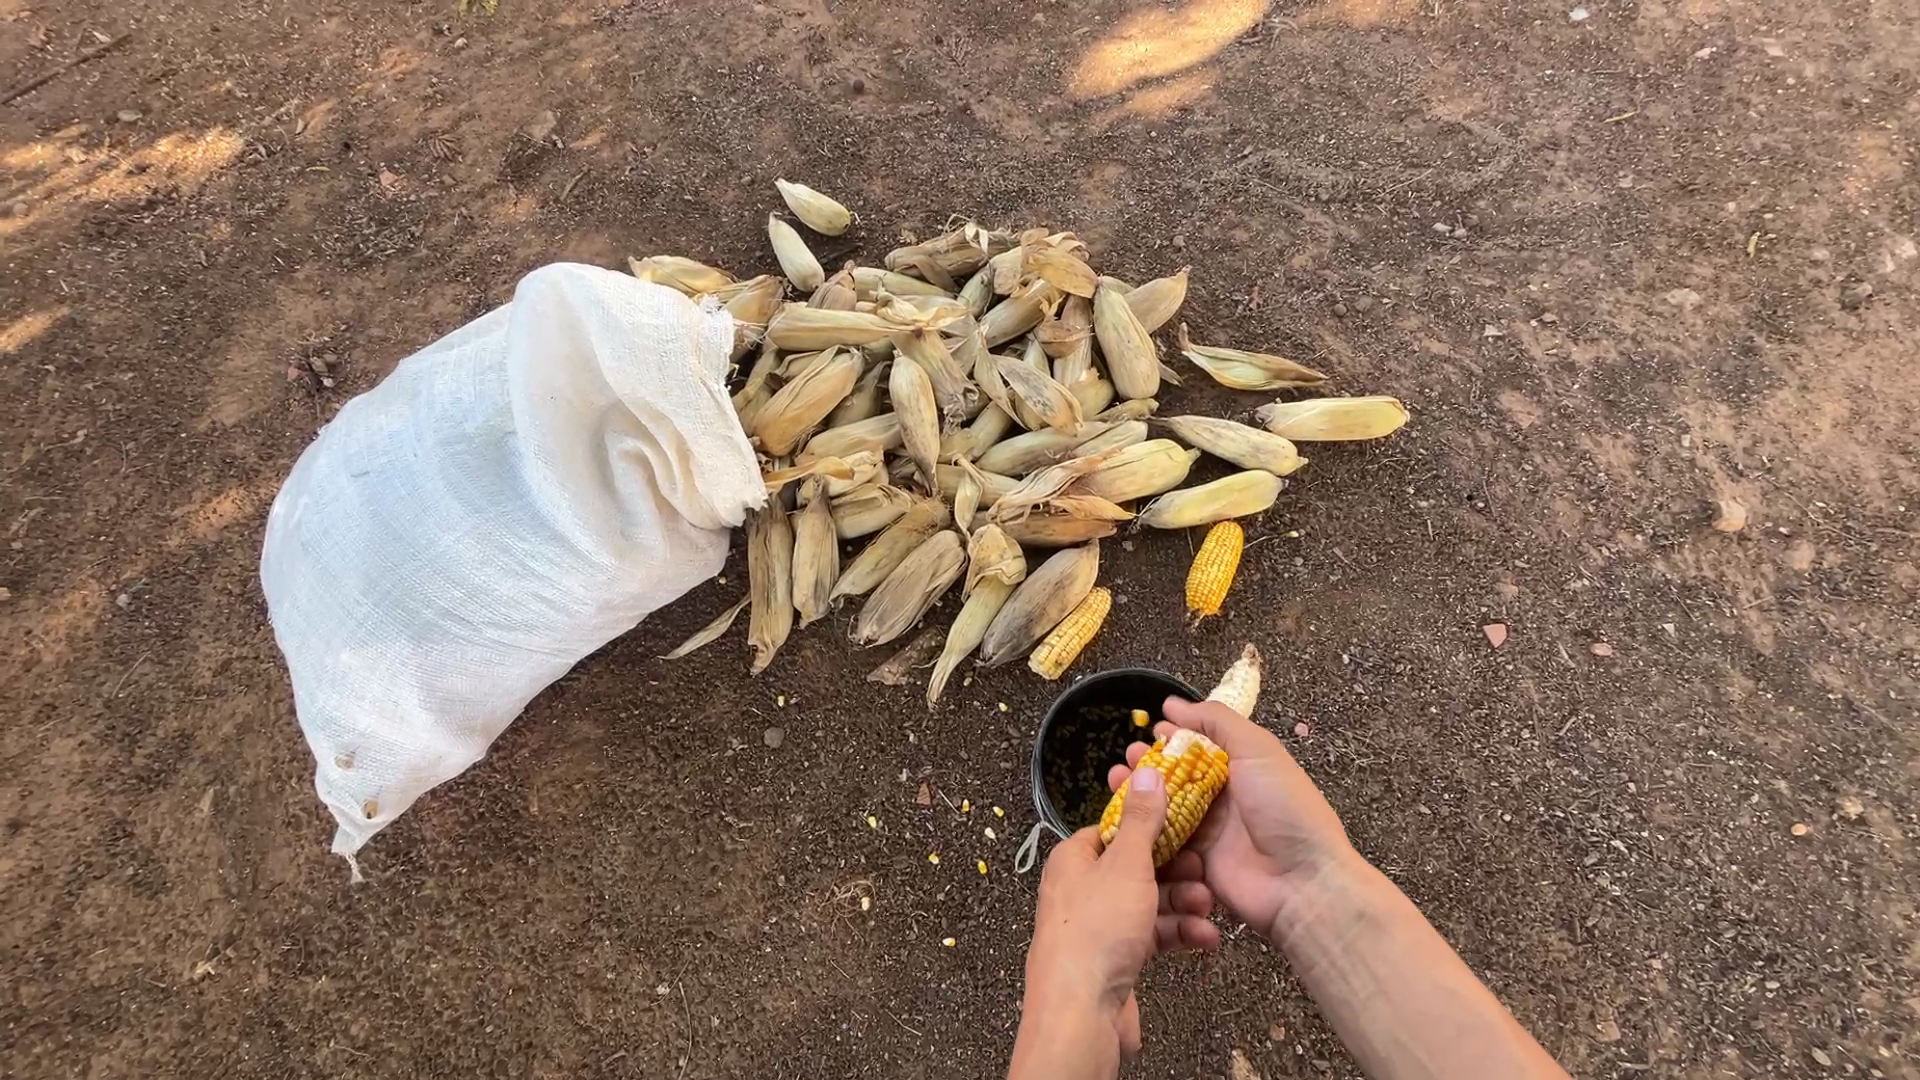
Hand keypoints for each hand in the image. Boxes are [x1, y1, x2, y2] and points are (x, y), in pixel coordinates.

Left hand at [1010, 765, 1219, 1077]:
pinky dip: (1176, 935)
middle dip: (1175, 870)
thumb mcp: (1125, 865)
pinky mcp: (1115, 958)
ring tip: (1209, 907)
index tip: (1184, 822)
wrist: (1080, 1013)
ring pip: (1148, 902)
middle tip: (1205, 871)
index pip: (1113, 828)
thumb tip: (1146, 770)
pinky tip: (1206, 940)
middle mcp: (1082, 887)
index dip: (1149, 824)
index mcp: (1074, 857)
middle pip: (1136, 866)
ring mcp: (1098, 925)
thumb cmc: (1096, 930)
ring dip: (1181, 903)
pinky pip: (1151, 936)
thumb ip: (1141, 820)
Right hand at [1105, 697, 1353, 943]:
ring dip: (1140, 790)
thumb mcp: (1257, 750)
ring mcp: (1208, 830)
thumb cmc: (1284, 808)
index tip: (1152, 728)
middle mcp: (1223, 797)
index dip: (1176, 734)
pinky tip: (1120, 813)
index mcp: (1241, 768)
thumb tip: (1173, 703)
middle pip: (1178, 773)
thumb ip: (1216, 722)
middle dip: (1151, 761)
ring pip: (1165, 804)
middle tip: (1129, 754)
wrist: (1302, 883)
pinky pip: (1163, 839)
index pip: (1200, 745)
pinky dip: (1142, 825)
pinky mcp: (1194, 861)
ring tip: (1117, 776)